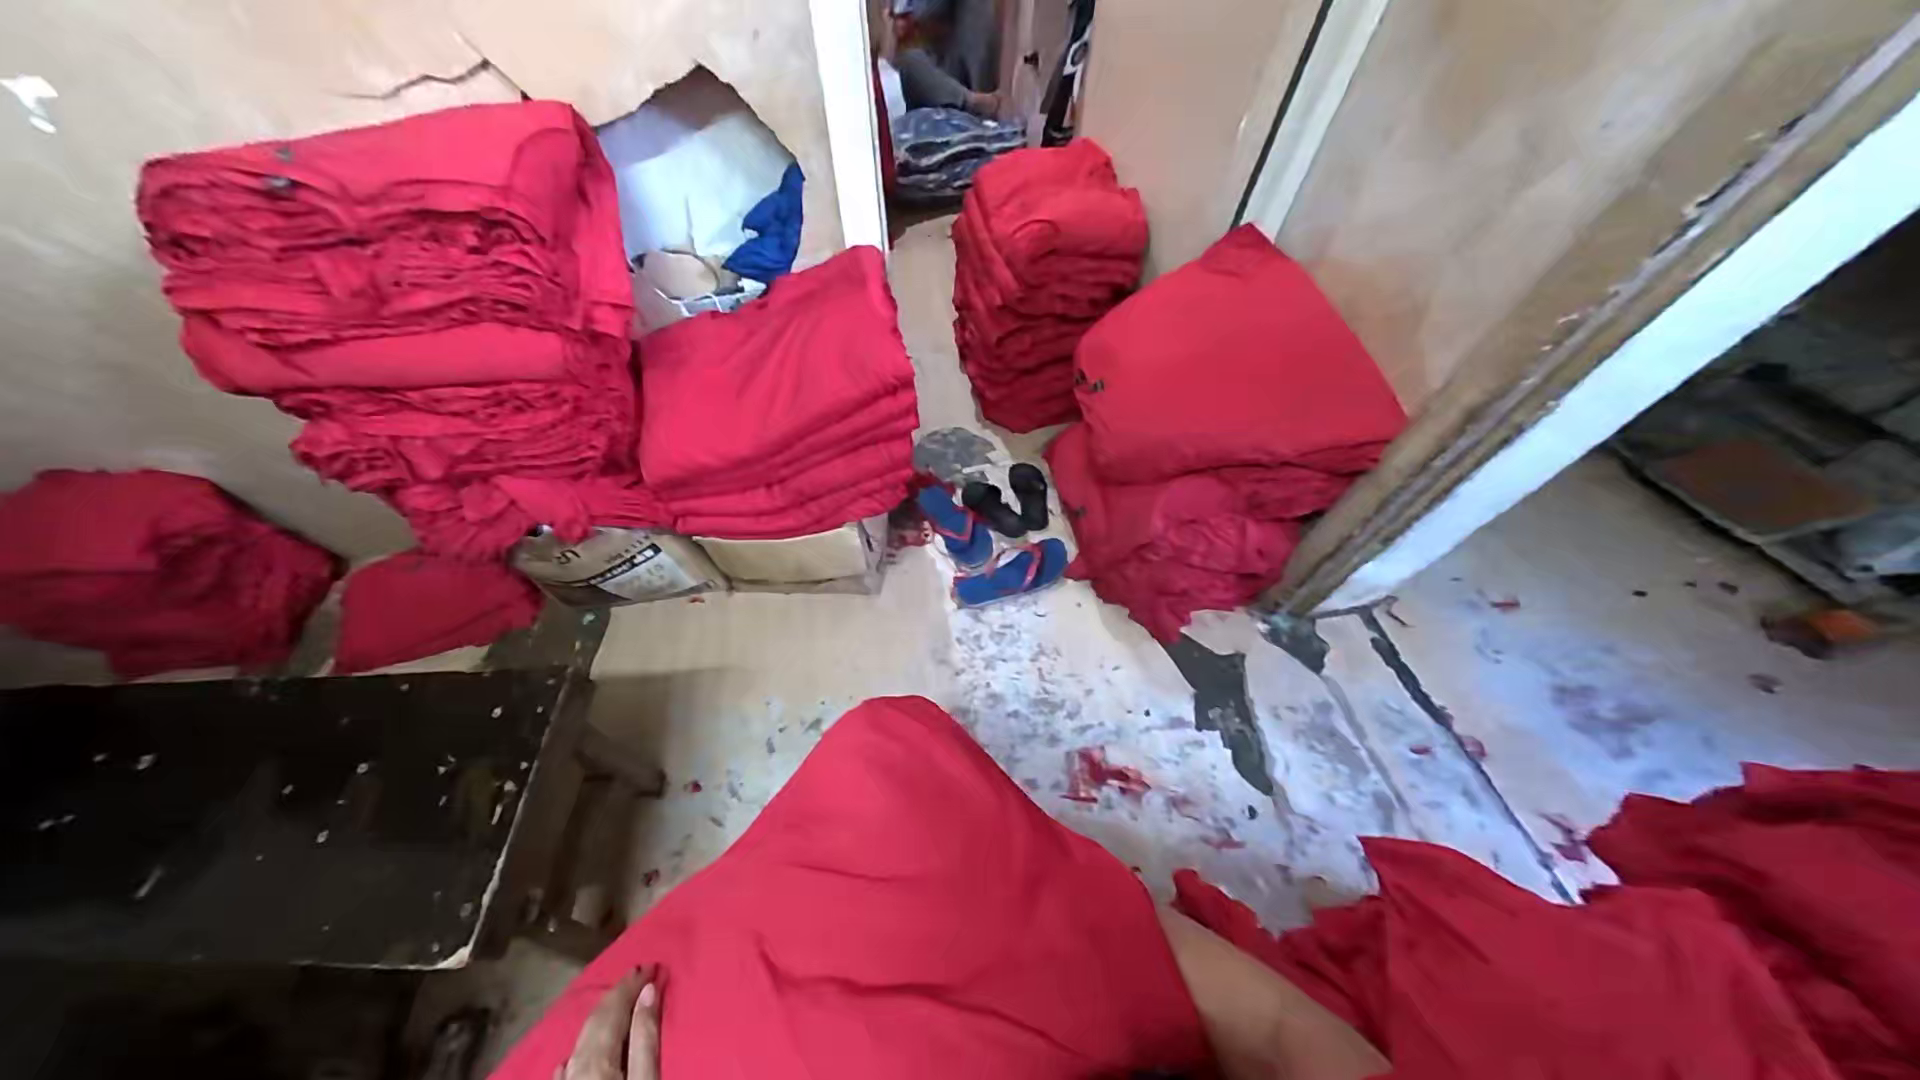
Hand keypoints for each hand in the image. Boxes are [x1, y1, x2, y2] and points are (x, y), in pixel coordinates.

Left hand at [555, 965, 662, 1079]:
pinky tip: (575, 1052)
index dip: (633, 984)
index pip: (616, 1008)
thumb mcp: (646, 1079)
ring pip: (582, 1040)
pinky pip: (569, 1067)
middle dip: (618, 994)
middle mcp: (576, 1066)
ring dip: (601, 1016)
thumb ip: (646, 1037)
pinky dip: (580, 1050)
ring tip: (618, 999)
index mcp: (598, 1058)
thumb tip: (648, 990)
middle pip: (596, 1021)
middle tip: (638, 972)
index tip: (652, 965)